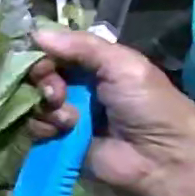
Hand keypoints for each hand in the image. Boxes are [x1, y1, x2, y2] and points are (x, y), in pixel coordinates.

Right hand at [26, 29, 194, 195]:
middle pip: (42, 73)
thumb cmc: (149, 108)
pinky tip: (63, 131)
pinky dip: (44, 126)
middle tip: (56, 91)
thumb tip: (36, 33)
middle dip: (44, 79)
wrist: (160, 162)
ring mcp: (68, 114)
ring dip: (46, 105)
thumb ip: (82, 46)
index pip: (59, 51)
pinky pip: (35, 126)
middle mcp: (80, 87)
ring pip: (36, 99)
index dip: (47, 53)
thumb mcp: (124, 66)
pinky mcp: (59, 140)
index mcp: (98, 66)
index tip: (44, 59)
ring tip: (68, 118)